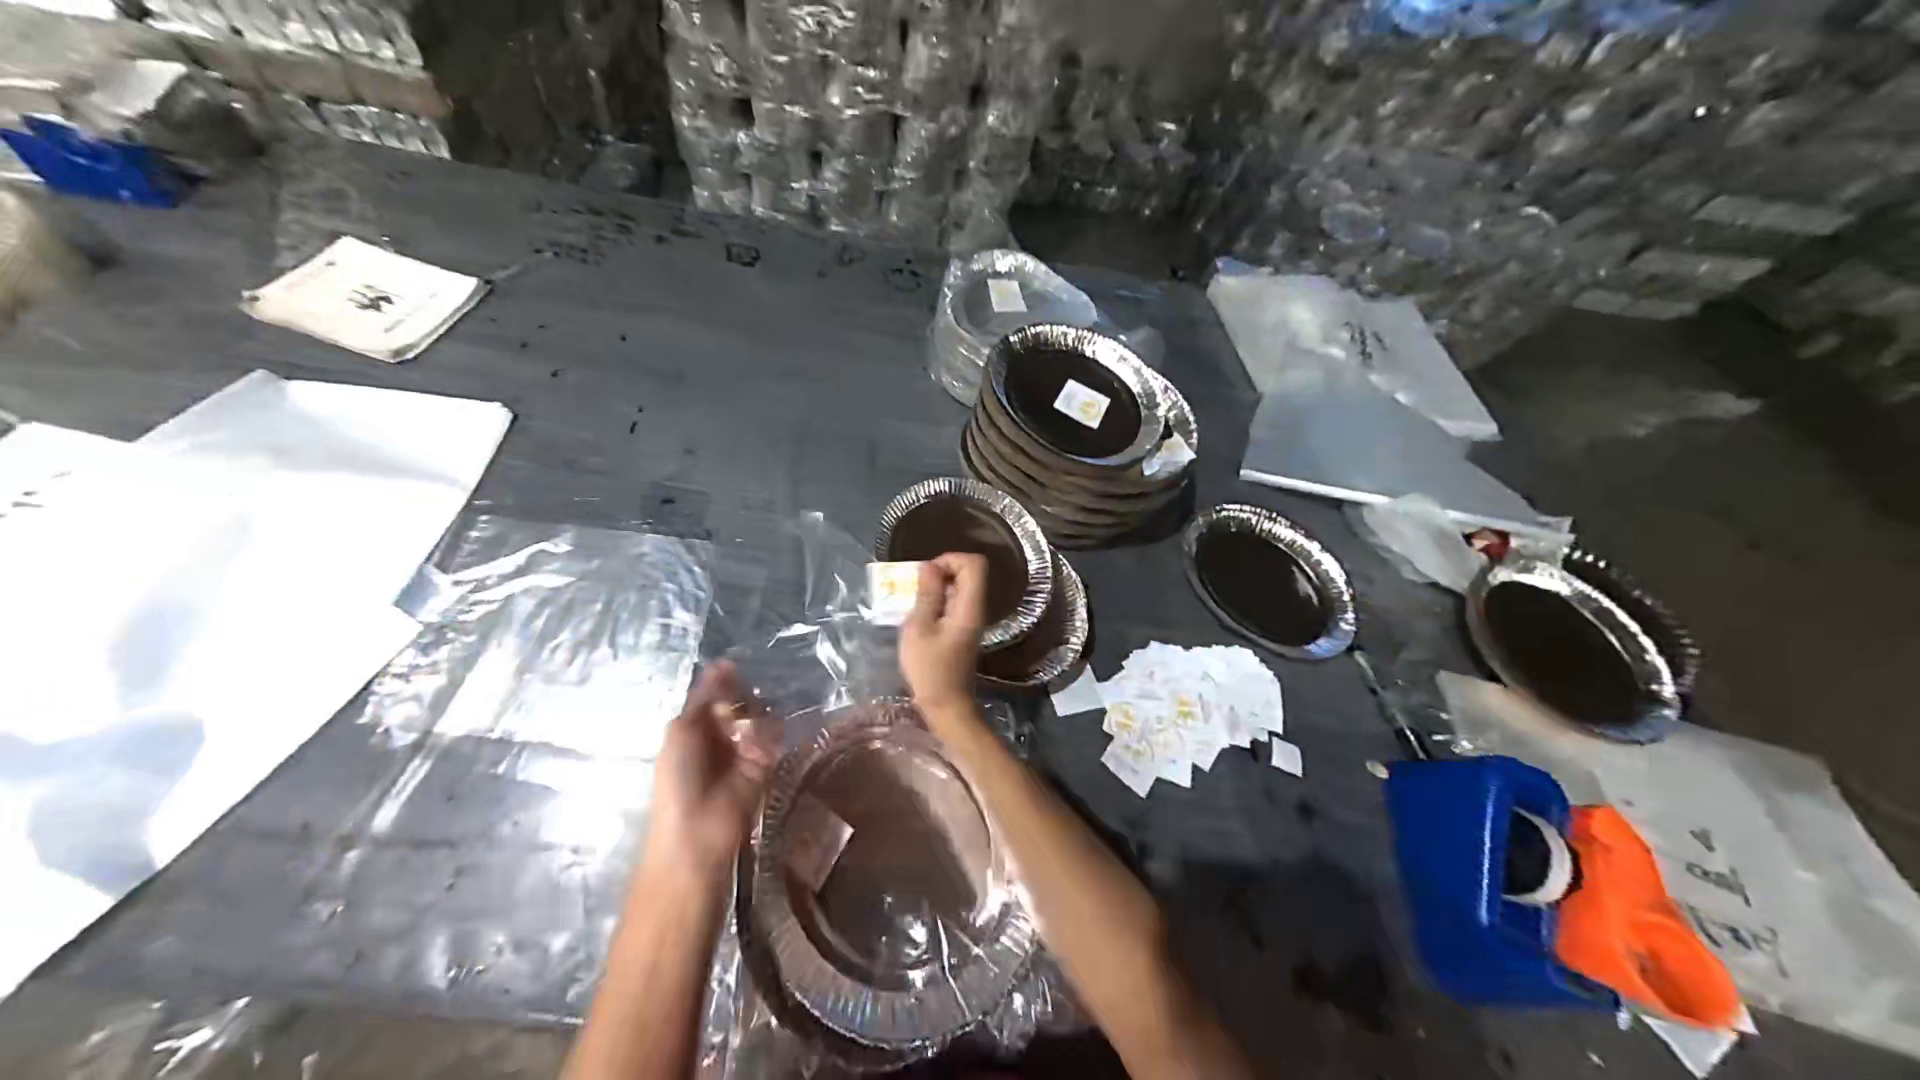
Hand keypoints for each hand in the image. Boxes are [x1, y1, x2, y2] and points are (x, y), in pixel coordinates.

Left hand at [646, 660, 774, 875]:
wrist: (696, 835)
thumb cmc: (678, 782)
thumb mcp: (681, 732)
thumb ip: (703, 698)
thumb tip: (723, 663)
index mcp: (694, 728)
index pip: (715, 695)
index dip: (725, 682)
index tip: (735, 667)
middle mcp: (720, 736)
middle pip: (741, 704)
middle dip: (742, 701)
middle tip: (737, 712)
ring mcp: (744, 751)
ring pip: (760, 719)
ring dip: (755, 720)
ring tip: (747, 735)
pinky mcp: (765, 766)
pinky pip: (773, 740)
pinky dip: (769, 738)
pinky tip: (758, 747)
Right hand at [900, 552, 988, 712]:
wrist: (946, 705)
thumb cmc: (929, 670)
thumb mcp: (919, 629)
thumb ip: (926, 595)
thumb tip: (930, 566)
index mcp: (969, 607)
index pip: (974, 563)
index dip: (950, 559)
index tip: (927, 574)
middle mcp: (976, 609)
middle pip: (968, 572)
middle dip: (940, 572)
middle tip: (915, 589)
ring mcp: (970, 619)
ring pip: (959, 587)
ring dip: (936, 588)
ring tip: (912, 603)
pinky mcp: (962, 629)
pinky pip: (953, 603)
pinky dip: (937, 602)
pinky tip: (919, 617)